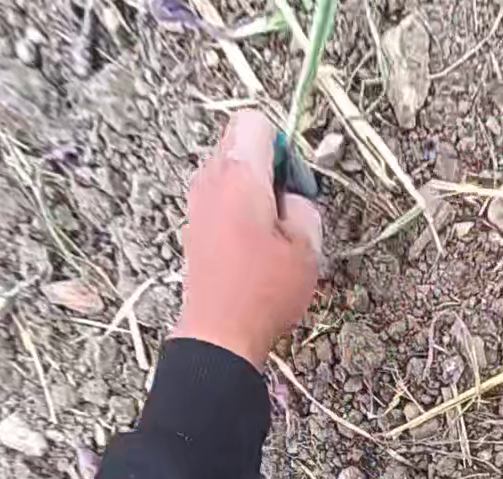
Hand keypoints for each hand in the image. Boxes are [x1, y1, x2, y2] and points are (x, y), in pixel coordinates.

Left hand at [170, 110, 322, 366]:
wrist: (221, 332)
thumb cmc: (266, 291)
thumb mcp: (307, 251)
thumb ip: (307, 209)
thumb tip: (295, 198)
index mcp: (241, 175)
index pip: (257, 123)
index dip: (285, 148)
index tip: (297, 187)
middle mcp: (211, 178)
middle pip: (240, 145)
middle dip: (271, 170)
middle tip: (291, 214)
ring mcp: (197, 203)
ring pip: (231, 174)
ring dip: (256, 194)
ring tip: (274, 237)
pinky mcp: (194, 227)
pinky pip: (221, 200)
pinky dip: (241, 213)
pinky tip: (255, 250)